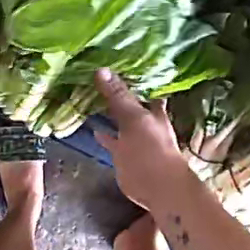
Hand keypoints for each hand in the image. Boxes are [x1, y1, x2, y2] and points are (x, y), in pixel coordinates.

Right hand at [95, 69, 199, 210]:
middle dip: (119, 92)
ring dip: (110, 112)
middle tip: (99, 76)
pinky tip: (93, 128)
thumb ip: (118, 96)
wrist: (158, 187)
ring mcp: (134, 138)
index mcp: (153, 110)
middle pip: (132, 102)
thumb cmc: (152, 149)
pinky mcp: (124, 154)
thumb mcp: (133, 118)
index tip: (121, 63)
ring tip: (91, 97)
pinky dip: (104, 135)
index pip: (146, 87)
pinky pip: (112, 140)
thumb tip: (101, 69)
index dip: (136, 76)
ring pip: (121, 120)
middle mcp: (146, 121)